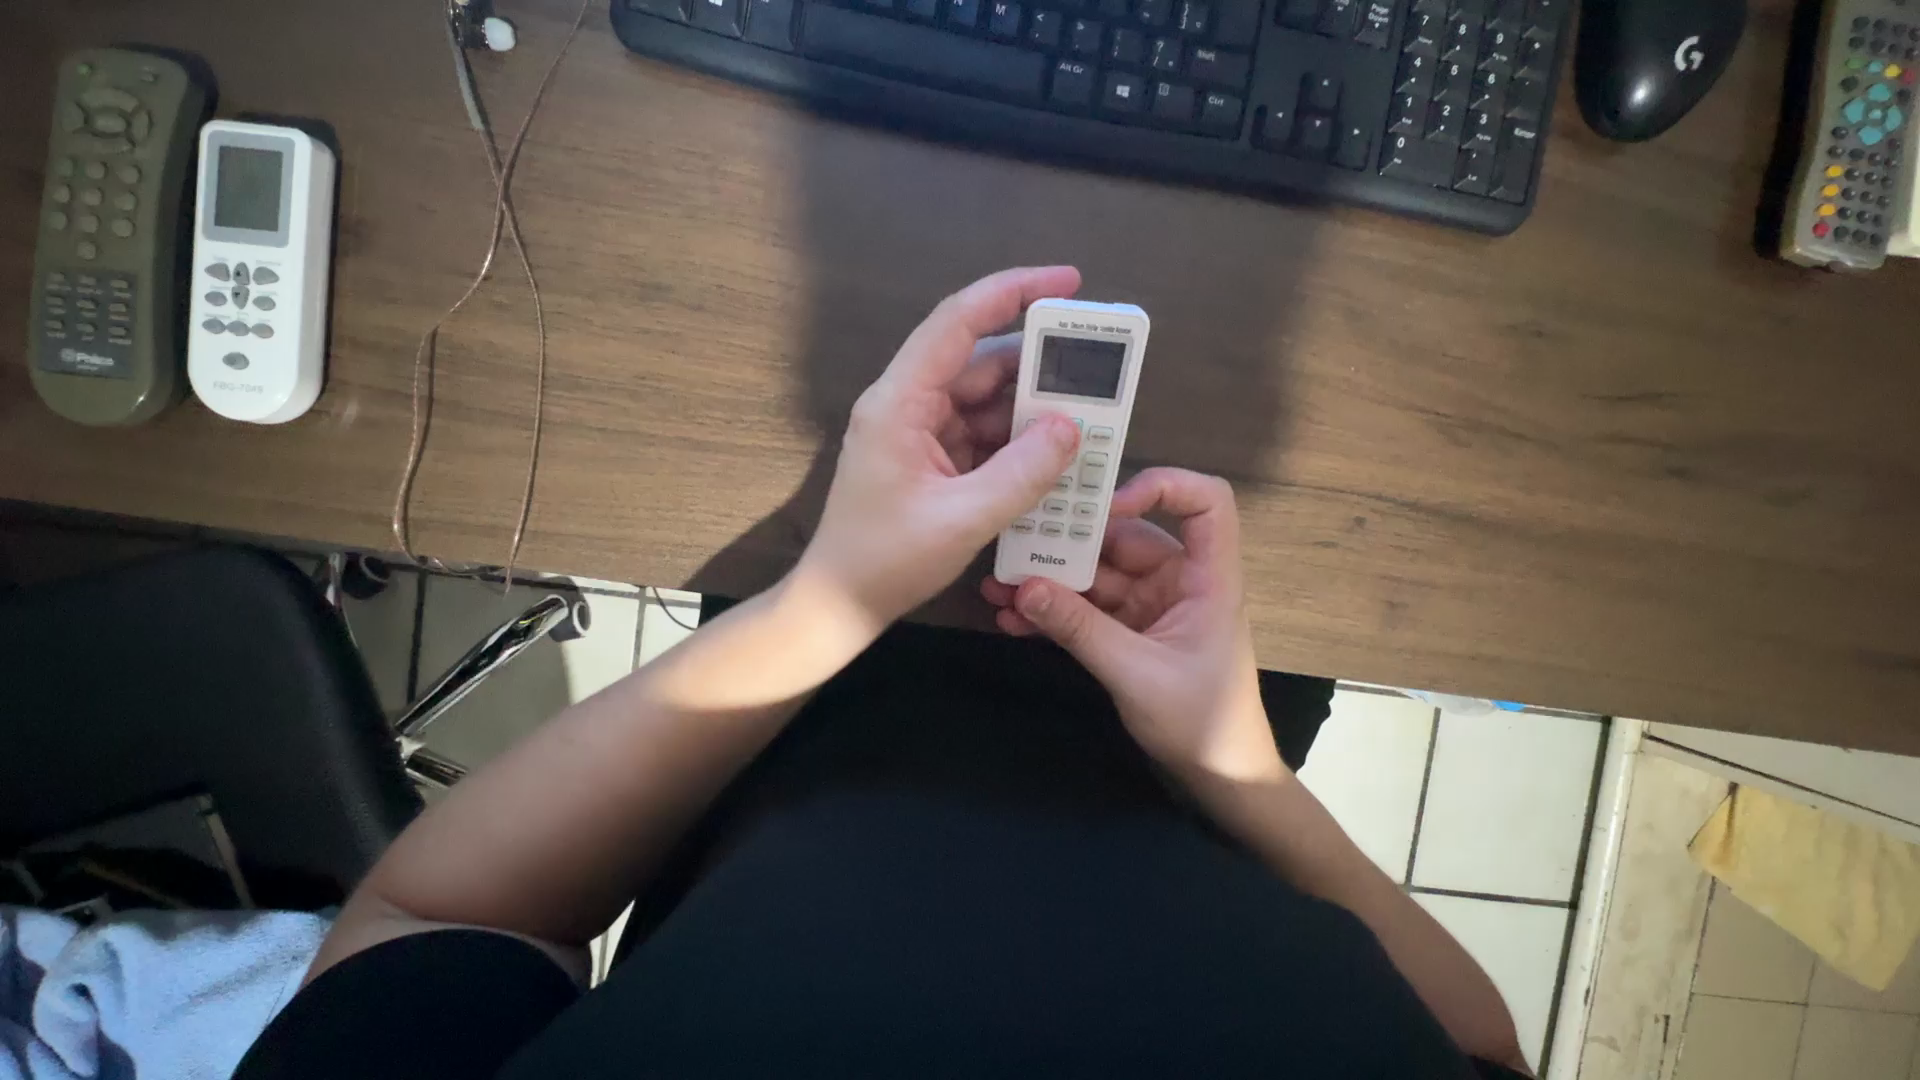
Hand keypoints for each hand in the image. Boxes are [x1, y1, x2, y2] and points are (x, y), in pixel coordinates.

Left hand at [797, 266, 1086, 636]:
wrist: (840, 604)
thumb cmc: (887, 561)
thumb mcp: (962, 519)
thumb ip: (1021, 473)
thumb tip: (1070, 428)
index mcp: (900, 403)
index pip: (958, 323)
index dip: (1013, 293)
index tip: (1069, 282)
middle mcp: (907, 406)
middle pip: (978, 362)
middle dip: (1037, 361)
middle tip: (1095, 364)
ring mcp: (918, 434)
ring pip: (983, 401)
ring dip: (1030, 406)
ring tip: (1086, 411)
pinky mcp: (929, 462)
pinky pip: (980, 436)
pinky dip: (1015, 441)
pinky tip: (1053, 451)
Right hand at [981, 467, 1285, 785]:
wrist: (1218, 777)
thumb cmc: (1200, 721)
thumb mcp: (1135, 674)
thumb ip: (1079, 628)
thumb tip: (1023, 587)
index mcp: (1207, 577)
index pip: (1206, 503)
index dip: (1162, 487)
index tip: (1104, 508)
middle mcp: (1178, 580)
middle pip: (1125, 537)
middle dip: (1068, 543)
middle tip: (1013, 546)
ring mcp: (1150, 604)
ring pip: (1096, 574)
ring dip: (1050, 581)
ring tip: (997, 588)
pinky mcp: (1128, 630)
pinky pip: (1087, 608)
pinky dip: (1055, 612)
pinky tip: (1012, 619)